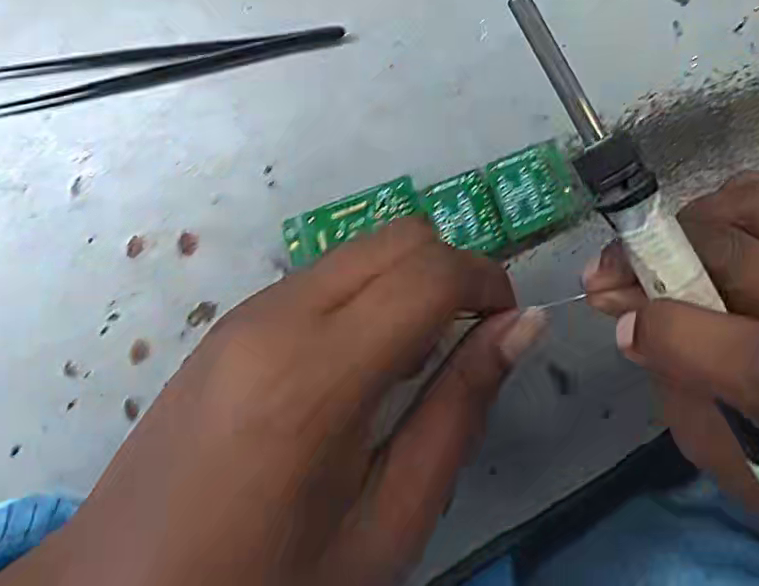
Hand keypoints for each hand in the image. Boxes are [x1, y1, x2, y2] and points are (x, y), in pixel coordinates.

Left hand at [0, 217, 546, 585]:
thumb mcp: (386, 522)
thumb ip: (461, 408)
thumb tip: (526, 324)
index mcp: (316, 375)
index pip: (432, 274)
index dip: (489, 285)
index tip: (507, 327)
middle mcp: (280, 315)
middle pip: (404, 236)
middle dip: (454, 271)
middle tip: (467, 342)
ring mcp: (249, 309)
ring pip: (368, 246)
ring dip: (412, 280)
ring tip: (413, 363)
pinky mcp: (233, 317)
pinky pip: (329, 272)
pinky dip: (371, 292)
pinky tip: (360, 366)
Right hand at [583, 172, 758, 571]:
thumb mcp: (711, 444)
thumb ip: (669, 368)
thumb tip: (620, 303)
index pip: (755, 358)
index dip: (676, 332)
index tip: (621, 324)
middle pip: (744, 260)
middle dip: (661, 255)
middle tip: (610, 271)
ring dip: (694, 219)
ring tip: (661, 245)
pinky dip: (731, 198)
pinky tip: (706, 225)